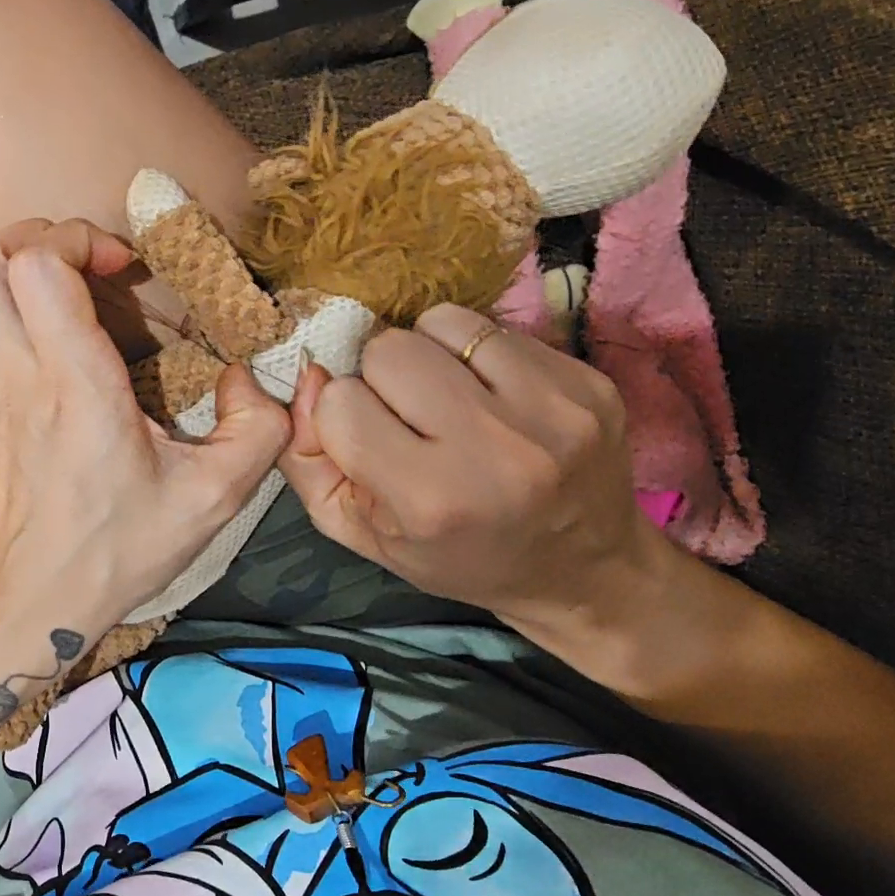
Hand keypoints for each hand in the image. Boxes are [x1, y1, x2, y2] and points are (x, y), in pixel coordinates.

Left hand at [0, 218, 290, 629]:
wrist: (35, 602)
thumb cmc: (119, 550)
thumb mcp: (213, 497)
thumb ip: (254, 428)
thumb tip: (252, 378)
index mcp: (76, 381)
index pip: (41, 264)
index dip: (78, 239)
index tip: (120, 268)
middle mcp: (18, 376)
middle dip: (31, 240)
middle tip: (78, 267)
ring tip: (40, 300)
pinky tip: (2, 353)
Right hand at [279, 303, 656, 627]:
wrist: (588, 572)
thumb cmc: (454, 555)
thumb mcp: (358, 530)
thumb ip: (306, 457)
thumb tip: (307, 373)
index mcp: (431, 499)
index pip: (340, 403)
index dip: (340, 417)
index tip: (367, 443)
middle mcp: (495, 450)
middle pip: (387, 350)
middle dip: (380, 378)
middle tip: (405, 416)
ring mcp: (551, 410)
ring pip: (438, 323)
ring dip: (427, 354)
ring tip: (446, 397)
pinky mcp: (588, 382)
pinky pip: (492, 327)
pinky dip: (473, 353)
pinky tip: (490, 395)